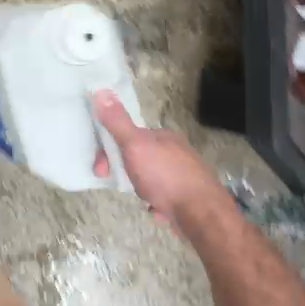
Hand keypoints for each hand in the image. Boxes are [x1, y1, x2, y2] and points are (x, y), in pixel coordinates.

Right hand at [90, 90, 232, 230]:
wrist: (203, 214)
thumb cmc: (165, 177)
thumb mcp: (134, 145)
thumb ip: (117, 121)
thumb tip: (101, 91)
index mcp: (164, 136)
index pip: (129, 136)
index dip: (111, 150)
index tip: (101, 169)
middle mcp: (178, 151)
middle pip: (141, 156)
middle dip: (126, 170)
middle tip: (120, 185)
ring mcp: (188, 174)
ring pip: (154, 177)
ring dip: (142, 187)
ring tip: (143, 199)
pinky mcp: (193, 196)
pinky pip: (168, 195)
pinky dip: (158, 201)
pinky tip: (158, 210)